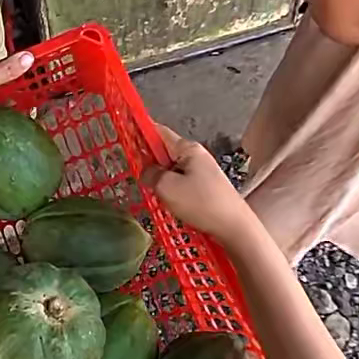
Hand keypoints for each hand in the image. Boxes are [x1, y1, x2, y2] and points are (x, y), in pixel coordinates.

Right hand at [145, 125, 258, 243]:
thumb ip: (151, 174)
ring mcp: (203, 172)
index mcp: (188, 148)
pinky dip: (171, 190)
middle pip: (165, 152)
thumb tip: (146, 171)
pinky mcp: (206, 188)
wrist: (234, 227)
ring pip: (172, 170)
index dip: (140, 132)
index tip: (124, 137)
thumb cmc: (201, 203)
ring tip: (153, 193)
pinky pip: (181, 183)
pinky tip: (169, 203)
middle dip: (149, 162)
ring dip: (160, 180)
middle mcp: (196, 155)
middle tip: (135, 175)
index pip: (159, 132)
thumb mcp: (167, 187)